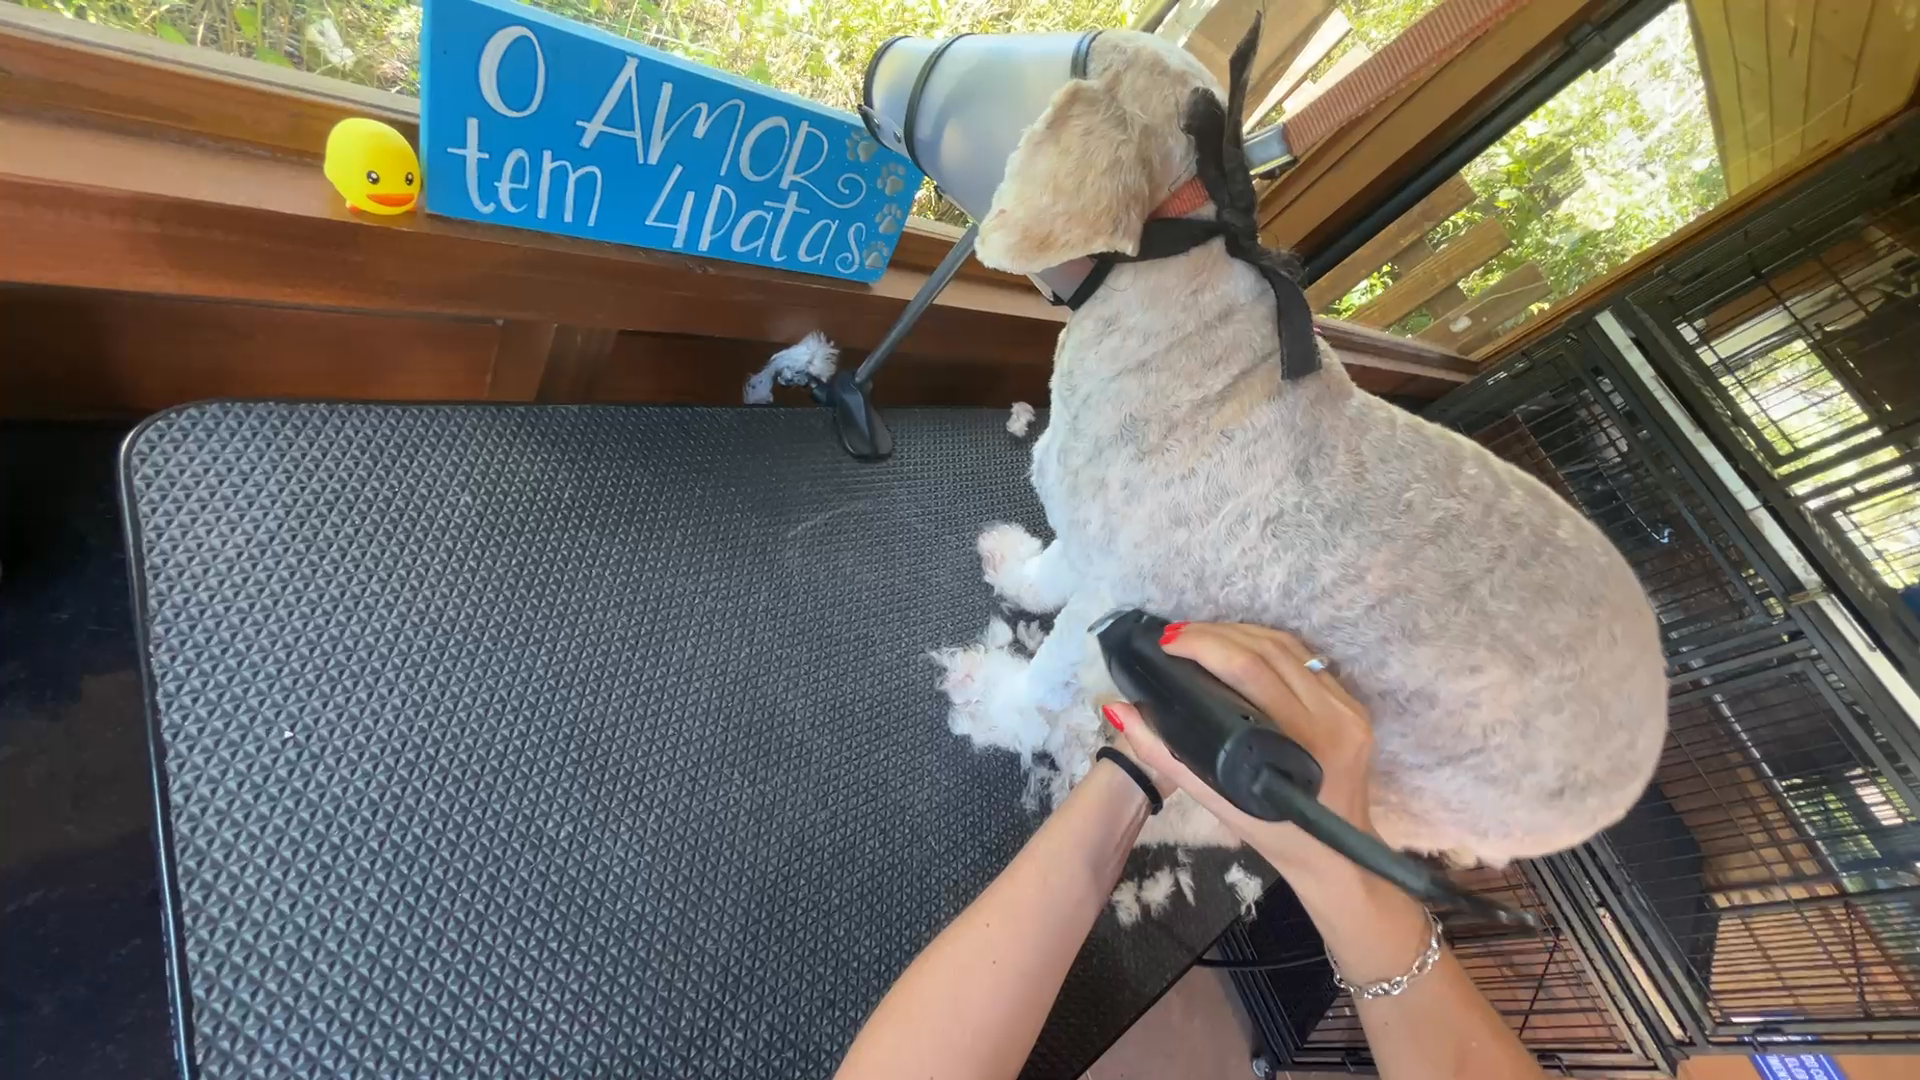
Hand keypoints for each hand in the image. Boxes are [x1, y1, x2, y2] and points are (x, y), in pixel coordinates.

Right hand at [1110, 622, 1378, 892]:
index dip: (1205, 646)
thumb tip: (1118, 709)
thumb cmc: (1275, 835)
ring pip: (1286, 645)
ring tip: (1198, 633)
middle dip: (1215, 633)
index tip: (1167, 643)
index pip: (1249, 670)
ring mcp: (1348, 708)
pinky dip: (1263, 642)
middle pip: (1267, 649)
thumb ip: (1163, 754)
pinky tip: (1235, 643)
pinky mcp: (1353, 704)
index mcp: (1304, 742)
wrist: (1340, 857)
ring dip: (1238, 631)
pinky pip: (1304, 658)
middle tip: (1174, 635)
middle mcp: (1333, 717)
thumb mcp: (1215, 800)